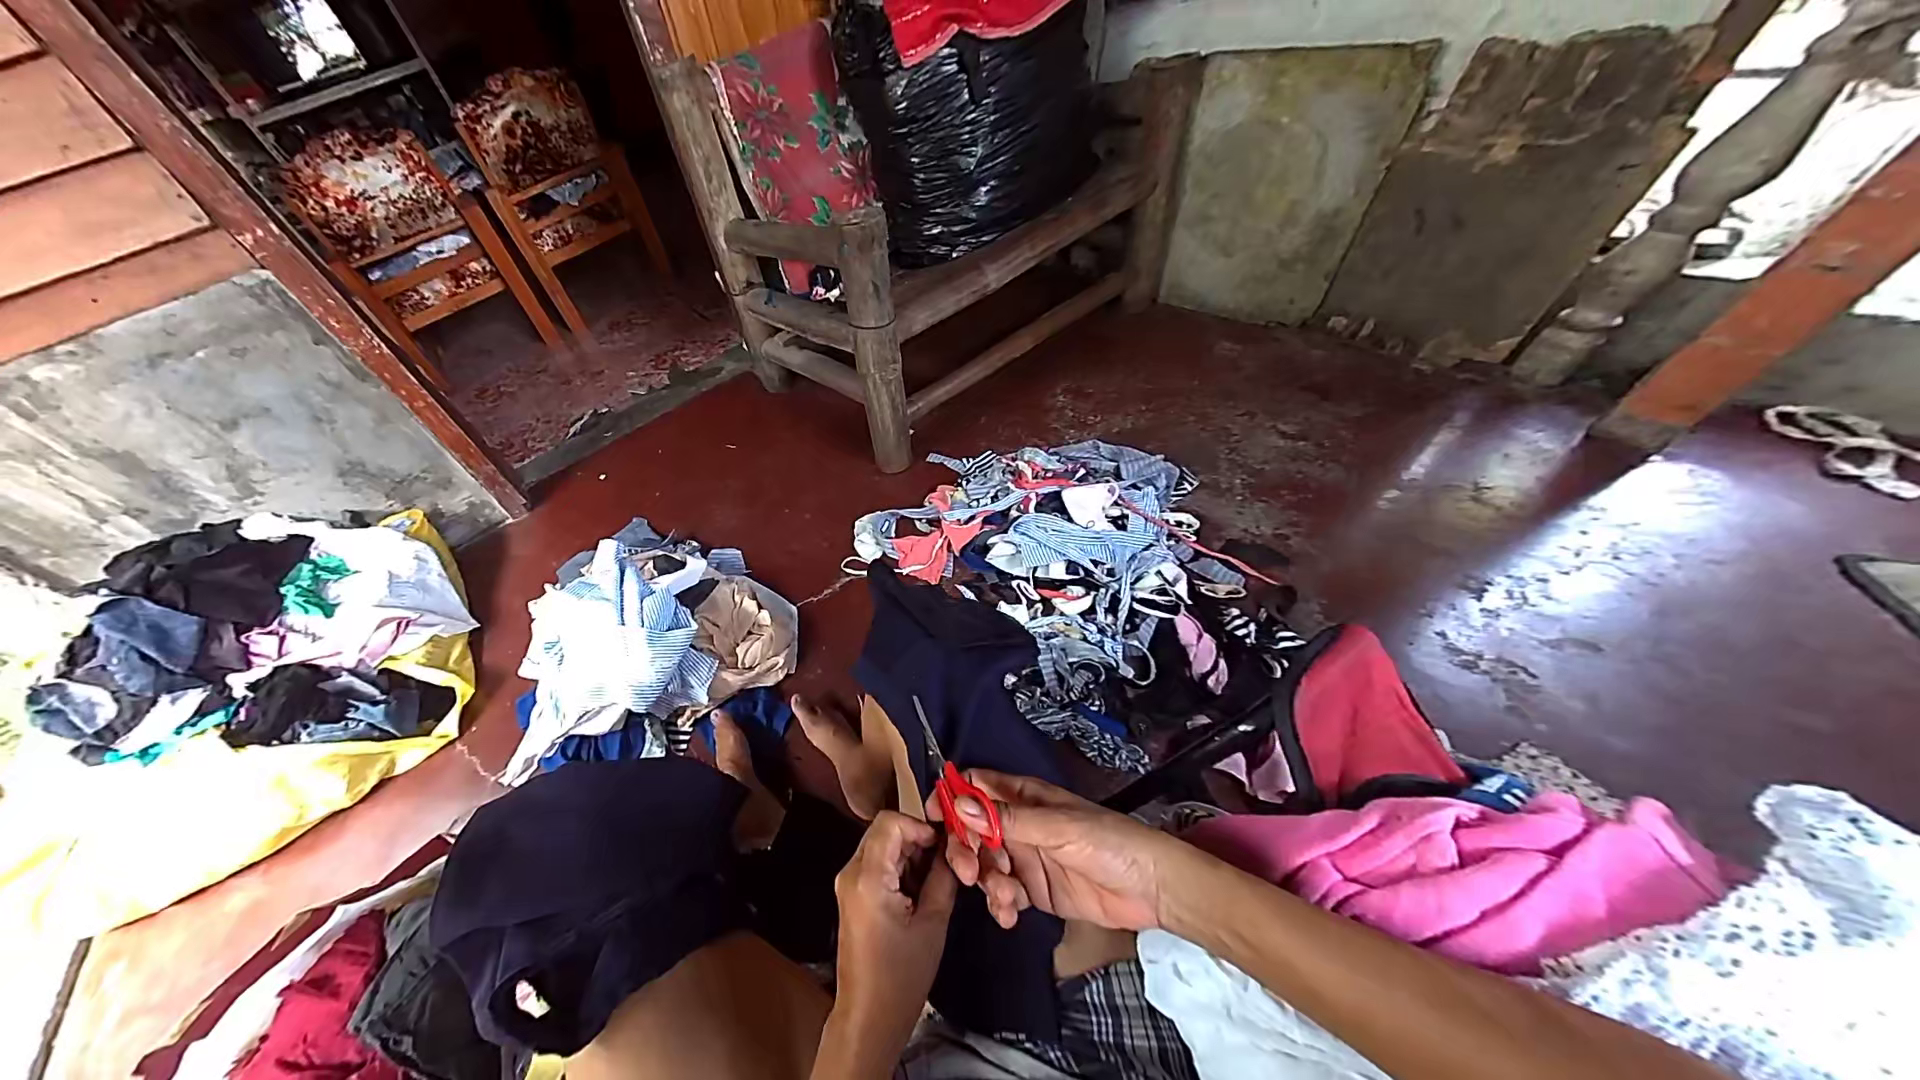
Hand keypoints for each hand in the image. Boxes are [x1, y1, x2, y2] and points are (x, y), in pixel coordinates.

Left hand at [833, 810, 957, 1014]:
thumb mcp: (933, 922)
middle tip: (943, 861)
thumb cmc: (902, 976)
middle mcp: (851, 872)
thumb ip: (943, 875)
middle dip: (917, 838)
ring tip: (935, 879)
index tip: (942, 846)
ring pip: (884, 844)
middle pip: (885, 829)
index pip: (890, 821)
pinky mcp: (853, 894)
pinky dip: (901, 866)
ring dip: (911, 852)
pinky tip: (919, 891)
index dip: (920, 826)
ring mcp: (848, 883)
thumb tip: (954, 846)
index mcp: (867, 877)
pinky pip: (878, 862)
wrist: (868, 1018)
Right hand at [933, 770, 1195, 931]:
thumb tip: (960, 804)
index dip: (953, 798)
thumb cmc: (1108, 842)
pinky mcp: (1034, 890)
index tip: (934, 820)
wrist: (1150, 887)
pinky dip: (1001, 904)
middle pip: (973, 829)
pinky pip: (1003, 894)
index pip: (977, 787)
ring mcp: (1026, 857)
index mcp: (1025, 797)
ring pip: (986, 864)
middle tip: (969, 872)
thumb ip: (1008, 820)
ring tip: (1005, 898)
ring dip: (986, 882)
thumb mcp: (1057, 828)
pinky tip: (1011, 915)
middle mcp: (1020, 824)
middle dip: (965, 850)